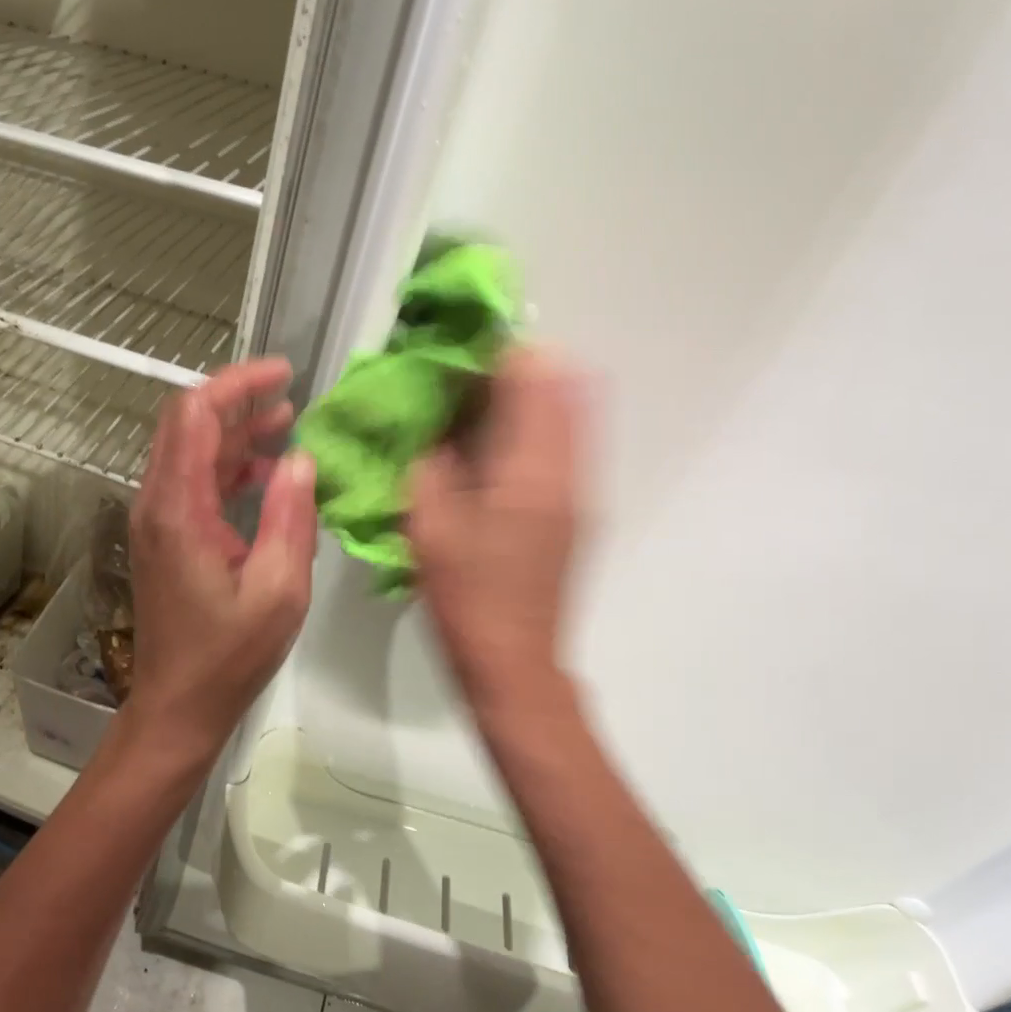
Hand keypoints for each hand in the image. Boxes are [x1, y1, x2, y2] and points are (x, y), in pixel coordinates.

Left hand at [125, 359, 317, 753]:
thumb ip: (291, 517)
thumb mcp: (279, 589)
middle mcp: (157, 503)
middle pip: (188, 424)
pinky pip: (193, 482)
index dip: (237, 383)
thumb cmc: (229, 656)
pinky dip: (228, 466)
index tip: (284, 374)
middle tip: (291, 396)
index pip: (195, 415)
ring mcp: (157, 519)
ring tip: (287, 425)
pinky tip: (267, 474)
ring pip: (191, 451)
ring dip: (235, 432)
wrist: (177, 704)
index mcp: (179, 509)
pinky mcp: (165, 536)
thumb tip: (301, 459)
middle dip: (238, 400)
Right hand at [408, 348, 588, 723]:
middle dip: (509, 365)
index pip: (535, 373)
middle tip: (454, 373)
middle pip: (561, 381)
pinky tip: (483, 445)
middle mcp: (570, 469)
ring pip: (565, 410)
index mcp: (535, 469)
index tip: (453, 346)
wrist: (515, 665)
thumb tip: (436, 417)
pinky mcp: (573, 509)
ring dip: (520, 394)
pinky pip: (559, 441)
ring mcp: (579, 490)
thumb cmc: (467, 597)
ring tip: (465, 404)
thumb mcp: (432, 525)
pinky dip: (527, 425)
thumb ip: (432, 460)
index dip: (496, 347)